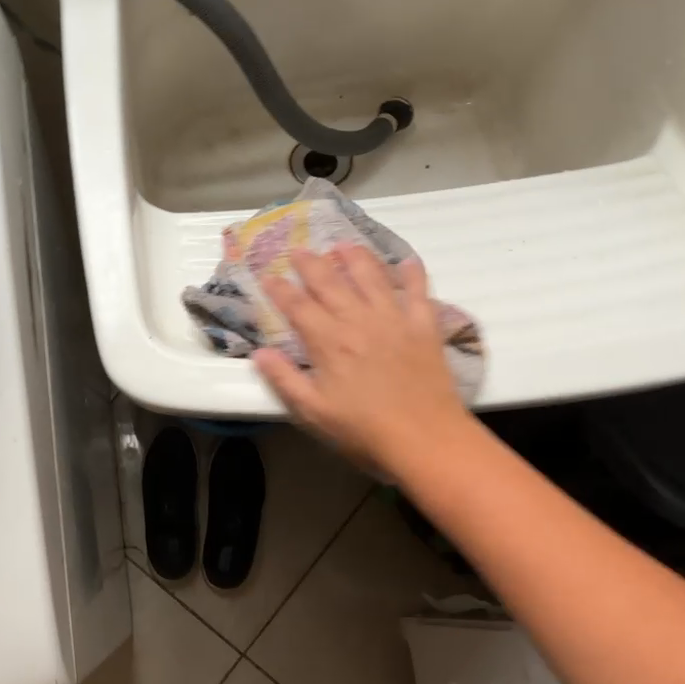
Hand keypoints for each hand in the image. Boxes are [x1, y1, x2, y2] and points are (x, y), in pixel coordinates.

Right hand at [253, 248, 476, 475]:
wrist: (425, 437)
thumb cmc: (363, 430)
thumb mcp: (313, 412)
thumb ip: (285, 379)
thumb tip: (260, 353)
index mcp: (328, 342)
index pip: (297, 306)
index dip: (280, 289)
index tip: (268, 276)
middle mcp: (359, 320)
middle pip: (330, 281)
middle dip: (311, 263)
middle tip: (299, 250)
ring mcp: (394, 319)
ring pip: (371, 276)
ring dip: (355, 257)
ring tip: (343, 245)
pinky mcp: (424, 326)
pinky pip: (418, 290)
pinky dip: (411, 273)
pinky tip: (406, 262)